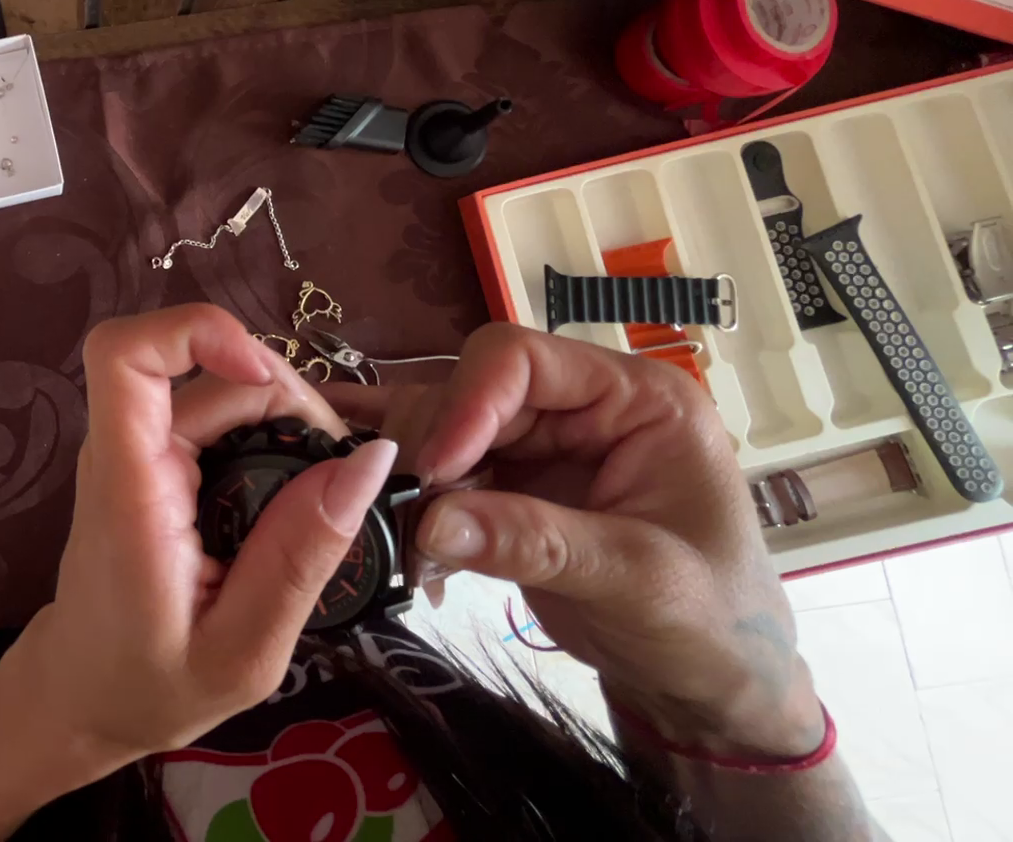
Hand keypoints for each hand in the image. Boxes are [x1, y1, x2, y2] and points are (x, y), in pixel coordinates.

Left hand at [0, 304, 398, 775]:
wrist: (84, 692)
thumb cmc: (148, 683)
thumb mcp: (242, 649)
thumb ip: (299, 556)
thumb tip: (370, 460)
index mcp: (128, 484)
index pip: (123, 355)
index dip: (195, 332)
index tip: (266, 377)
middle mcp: (124, 449)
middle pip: (201, 369)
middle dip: (281, 394)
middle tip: (339, 468)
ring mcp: (137, 451)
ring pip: (215, 387)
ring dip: (280, 415)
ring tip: (326, 484)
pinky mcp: (154, 462)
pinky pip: (214, 416)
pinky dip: (265, 433)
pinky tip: (296, 486)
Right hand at [324, 324, 823, 758]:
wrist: (699, 679)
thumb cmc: (708, 623)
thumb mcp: (640, 582)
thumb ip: (538, 544)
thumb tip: (430, 523)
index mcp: (631, 398)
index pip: (519, 360)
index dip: (466, 404)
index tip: (435, 472)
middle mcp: (569, 404)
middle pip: (462, 392)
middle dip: (426, 450)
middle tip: (401, 513)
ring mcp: (527, 438)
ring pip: (430, 424)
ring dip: (404, 474)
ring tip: (394, 531)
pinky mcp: (493, 473)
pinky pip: (426, 454)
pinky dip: (388, 466)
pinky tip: (333, 451)